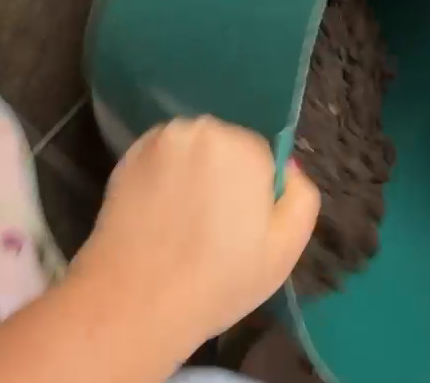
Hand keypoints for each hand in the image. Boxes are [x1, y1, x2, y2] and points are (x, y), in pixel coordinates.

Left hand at [69, 116, 319, 354]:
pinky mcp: (128, 153)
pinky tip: (158, 214)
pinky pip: (161, 158)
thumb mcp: (285, 249)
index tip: (240, 228)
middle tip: (213, 228)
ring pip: (192, 150)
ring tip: (182, 224)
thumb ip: (301, 196)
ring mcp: (160, 138)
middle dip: (224, 178)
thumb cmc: (219, 281)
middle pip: (226, 148)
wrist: (136, 301)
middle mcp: (200, 128)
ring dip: (192, 173)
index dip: (254, 194)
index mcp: (241, 145)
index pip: (261, 159)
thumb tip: (288, 166)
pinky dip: (163, 176)